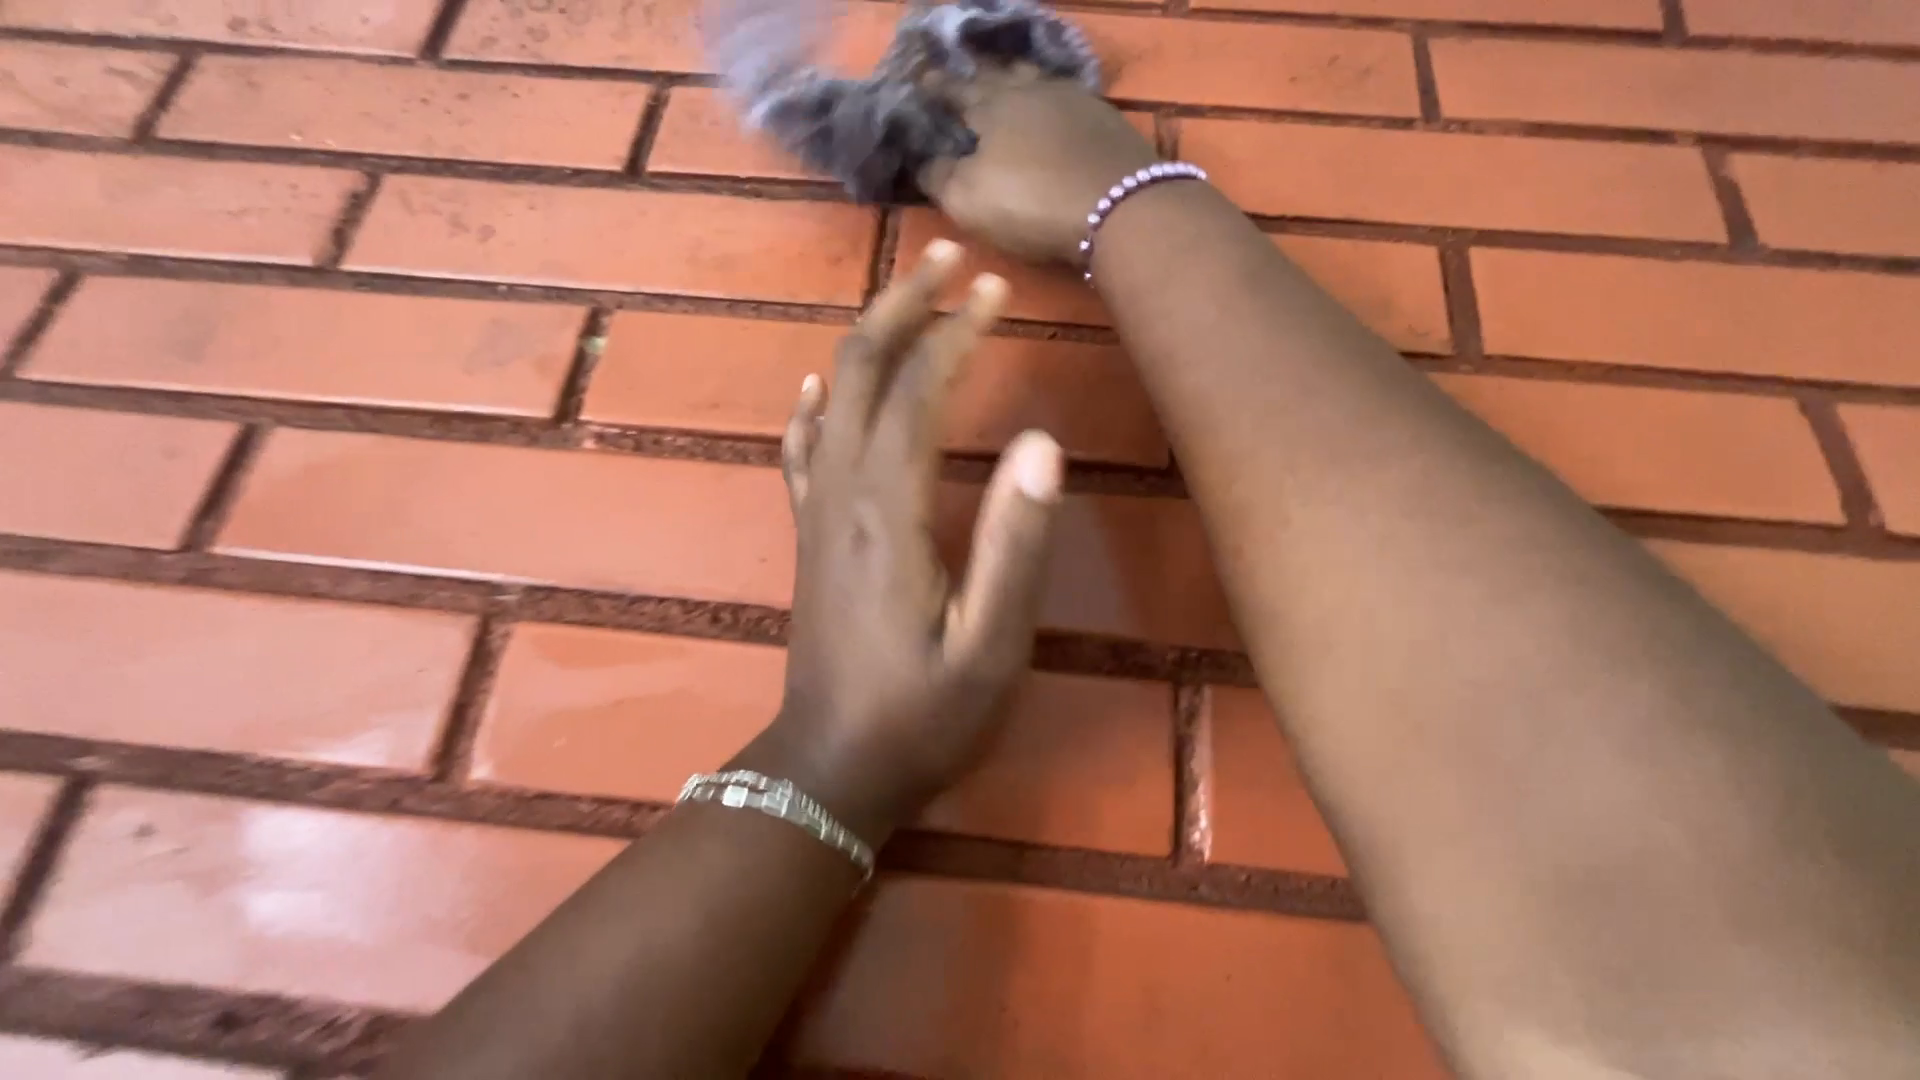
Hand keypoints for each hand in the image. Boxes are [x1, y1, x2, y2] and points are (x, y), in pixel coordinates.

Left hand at [754, 239, 1065, 844]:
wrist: (831, 767)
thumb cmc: (921, 716)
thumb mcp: (989, 646)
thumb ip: (1014, 546)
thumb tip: (1043, 444)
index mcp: (887, 515)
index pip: (917, 396)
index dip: (955, 335)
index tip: (995, 291)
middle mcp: (841, 496)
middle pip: (859, 375)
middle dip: (902, 308)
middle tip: (948, 259)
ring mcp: (816, 515)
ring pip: (829, 401)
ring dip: (866, 341)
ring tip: (906, 297)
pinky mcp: (809, 537)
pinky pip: (802, 452)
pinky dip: (812, 407)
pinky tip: (818, 387)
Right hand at [919, 66, 1158, 265]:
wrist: (1120, 206)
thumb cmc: (1031, 202)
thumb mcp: (969, 199)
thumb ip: (940, 177)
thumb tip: (924, 161)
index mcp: (993, 104)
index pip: (956, 88)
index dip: (937, 86)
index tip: (921, 78)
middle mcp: (1033, 90)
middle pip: (1002, 74)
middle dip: (981, 74)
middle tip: (969, 74)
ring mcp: (1076, 100)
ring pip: (1039, 81)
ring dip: (1021, 82)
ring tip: (1012, 86)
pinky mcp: (1108, 120)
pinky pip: (1070, 101)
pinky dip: (1054, 105)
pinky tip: (1055, 114)